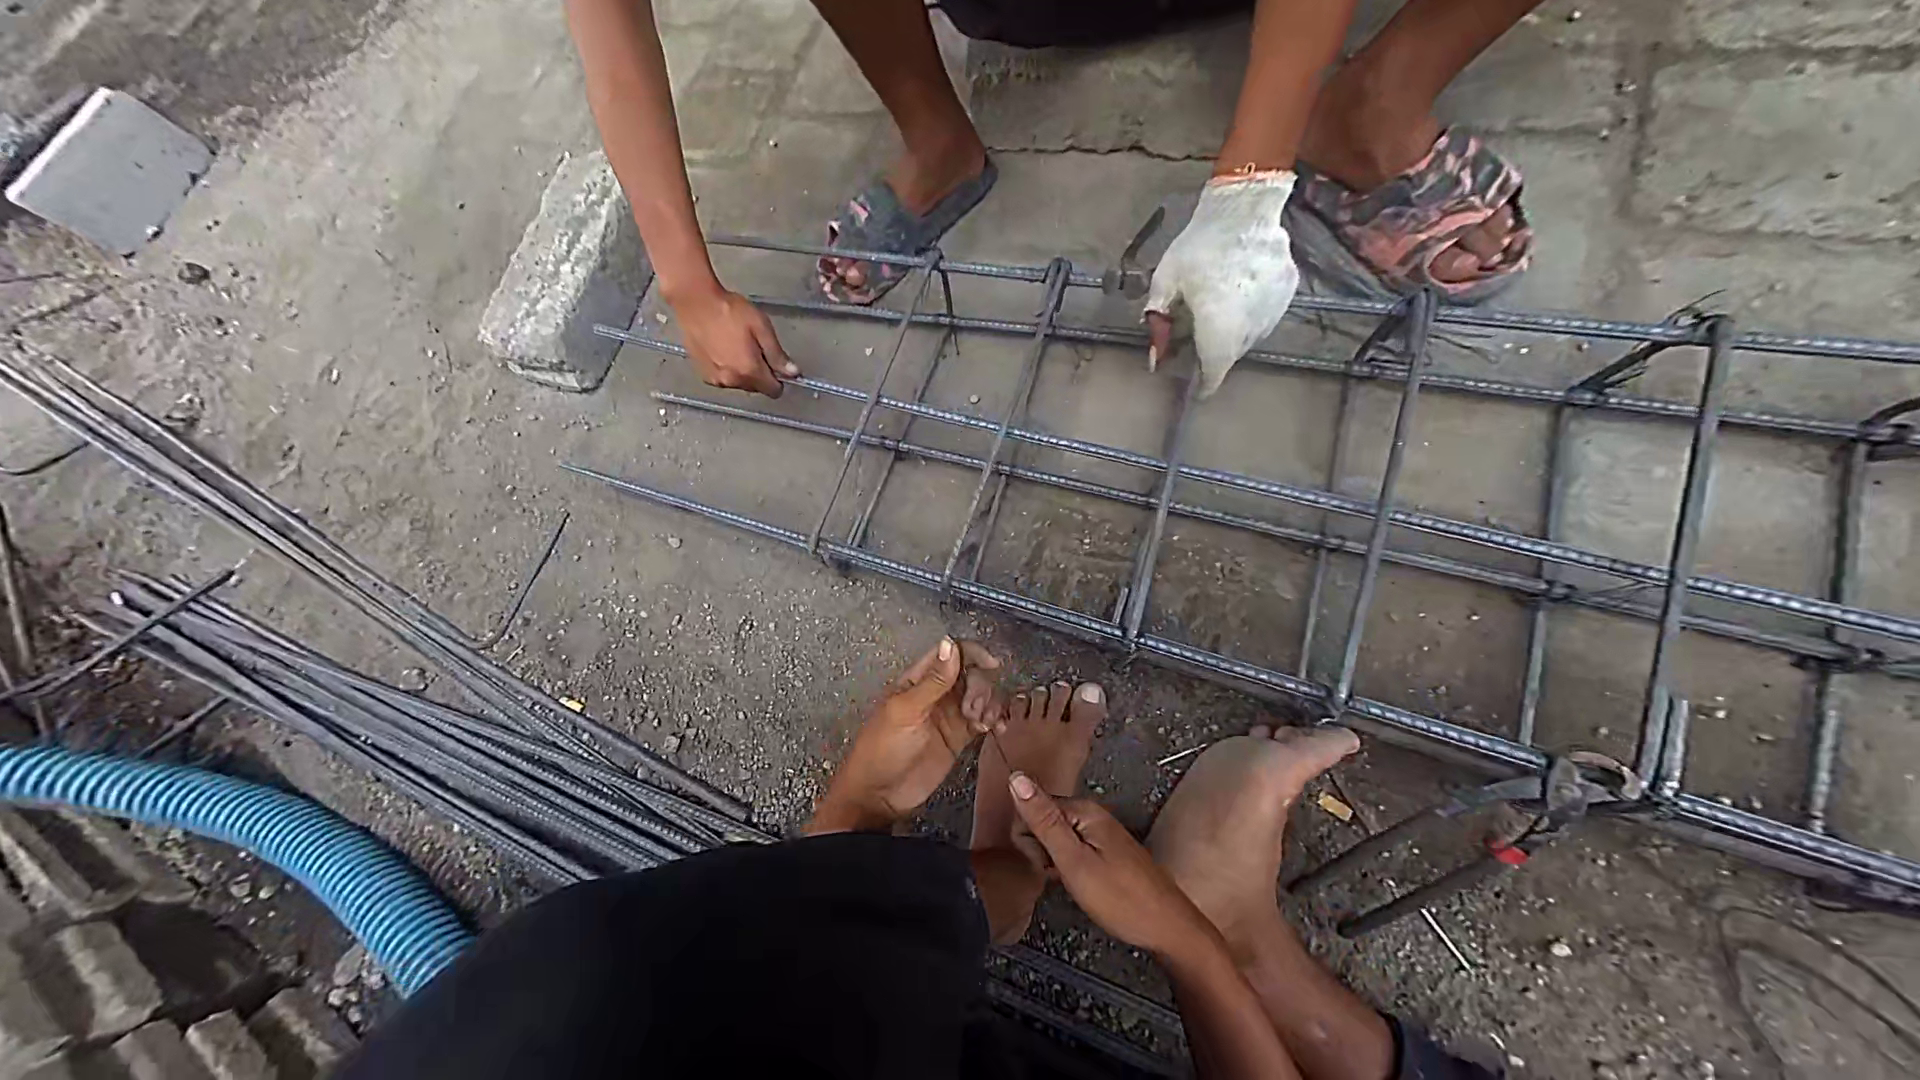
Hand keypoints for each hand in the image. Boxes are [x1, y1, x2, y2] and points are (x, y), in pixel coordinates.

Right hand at [672, 284, 800, 397]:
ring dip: (743, 372)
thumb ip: (777, 355)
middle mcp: (732, 381)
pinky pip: (724, 379)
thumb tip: (793, 373)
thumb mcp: (762, 328)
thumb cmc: (730, 311)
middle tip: (753, 347)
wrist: (694, 301)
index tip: (775, 362)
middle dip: (760, 373)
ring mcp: (716, 379)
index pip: (774, 390)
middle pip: (757, 387)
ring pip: (740, 384)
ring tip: (735, 345)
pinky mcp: (703, 374)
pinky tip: (722, 349)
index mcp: (750, 372)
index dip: (779, 378)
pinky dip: (727, 369)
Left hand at [805, 638, 1005, 834]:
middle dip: (980, 685)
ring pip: (980, 695)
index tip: (991, 664)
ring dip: (990, 703)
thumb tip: (951, 645)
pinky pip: (984, 719)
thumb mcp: (906, 711)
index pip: (950, 654)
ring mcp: (949, 715)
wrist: (879, 796)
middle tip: (972, 708)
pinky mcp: (959, 737)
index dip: (972, 654)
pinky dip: (995, 720)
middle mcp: (936, 693)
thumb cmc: (882, 749)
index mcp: (918, 680)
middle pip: (971, 673)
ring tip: (984, 722)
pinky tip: (997, 729)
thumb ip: (933, 681)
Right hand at [1007, 772, 1213, 958]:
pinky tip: (1082, 886)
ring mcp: (1099, 832)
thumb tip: (1016, 777)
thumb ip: (1043, 820)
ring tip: (1074, 883)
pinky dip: (1069, 869)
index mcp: (1082, 810)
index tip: (1047, 864)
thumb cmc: (1122, 899)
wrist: (1169, 929)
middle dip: (1040, 851)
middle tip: (1062, 876)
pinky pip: (1070, 850)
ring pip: (1054, 839)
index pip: (1030, 808)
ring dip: (1054, 862)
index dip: (1030, 841)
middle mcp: (1091, 814)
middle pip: (1041, 821)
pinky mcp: (1104, 850)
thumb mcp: (1074, 861)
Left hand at [1144, 170, 1298, 397]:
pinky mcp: (1288, 291)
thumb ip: (1160, 324)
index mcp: (1220, 331)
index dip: (1204, 384)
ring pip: (1249, 336)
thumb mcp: (1166, 286)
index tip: (1196, 390)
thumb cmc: (1197, 248)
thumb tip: (1156, 359)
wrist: (1244, 207)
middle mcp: (1251, 327)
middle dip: (1213, 353)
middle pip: (1230, 354)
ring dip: (1231, 333)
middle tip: (1194, 339)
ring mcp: (1274, 309)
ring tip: (1215, 311)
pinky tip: (1235, 293)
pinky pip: (1264, 315)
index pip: (1214, 373)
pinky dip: (1248, 313)